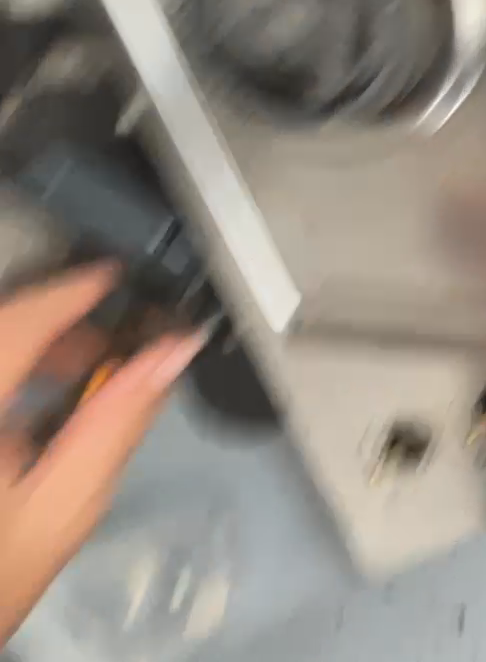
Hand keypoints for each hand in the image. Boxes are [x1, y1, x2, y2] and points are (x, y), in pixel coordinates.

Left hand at [1, 265, 205, 643]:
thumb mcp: (67, 505)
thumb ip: (118, 421)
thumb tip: (174, 350)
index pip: (13, 330)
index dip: (65, 293)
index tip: (108, 276)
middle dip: (53, 329)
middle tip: (112, 343)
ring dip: (29, 357)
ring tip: (79, 378)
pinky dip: (14, 383)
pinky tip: (31, 412)